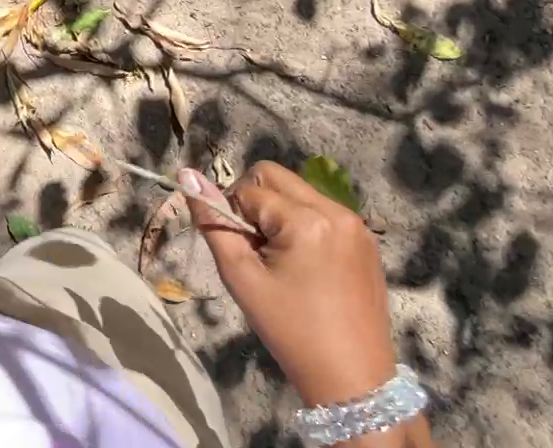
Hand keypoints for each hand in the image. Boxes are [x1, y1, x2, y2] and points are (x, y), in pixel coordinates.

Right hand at [182, 162, 395, 406]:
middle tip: (258, 248)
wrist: (352, 380)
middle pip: (273, 176)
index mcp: (307, 220)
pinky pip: (320, 210)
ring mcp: (358, 226)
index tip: (244, 252)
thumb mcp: (239, 274)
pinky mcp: (366, 242)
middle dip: (255, 202)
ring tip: (281, 259)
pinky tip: (305, 264)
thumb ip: (212, 219)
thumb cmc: (289, 327)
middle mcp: (338, 212)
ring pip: (296, 191)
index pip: (247, 188)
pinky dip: (301, 224)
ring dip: (278, 213)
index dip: (234, 215)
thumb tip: (186, 174)